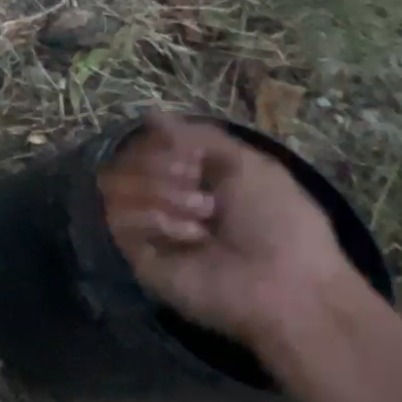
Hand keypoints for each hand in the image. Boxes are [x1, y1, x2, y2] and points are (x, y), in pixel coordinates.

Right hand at [98, 114, 361, 344]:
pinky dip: (156, 218)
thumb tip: (151, 115)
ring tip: (201, 213)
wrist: (288, 286)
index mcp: (188, 179)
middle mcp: (160, 199)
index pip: (142, 145)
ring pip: (113, 184)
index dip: (160, 144)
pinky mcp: (134, 252)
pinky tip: (190, 235)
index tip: (192, 157)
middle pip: (122, 160)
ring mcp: (144, 226)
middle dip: (159, 166)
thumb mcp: (251, 165)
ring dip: (159, 191)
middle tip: (199, 188)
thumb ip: (198, 137)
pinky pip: (118, 217)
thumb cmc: (281, 223)